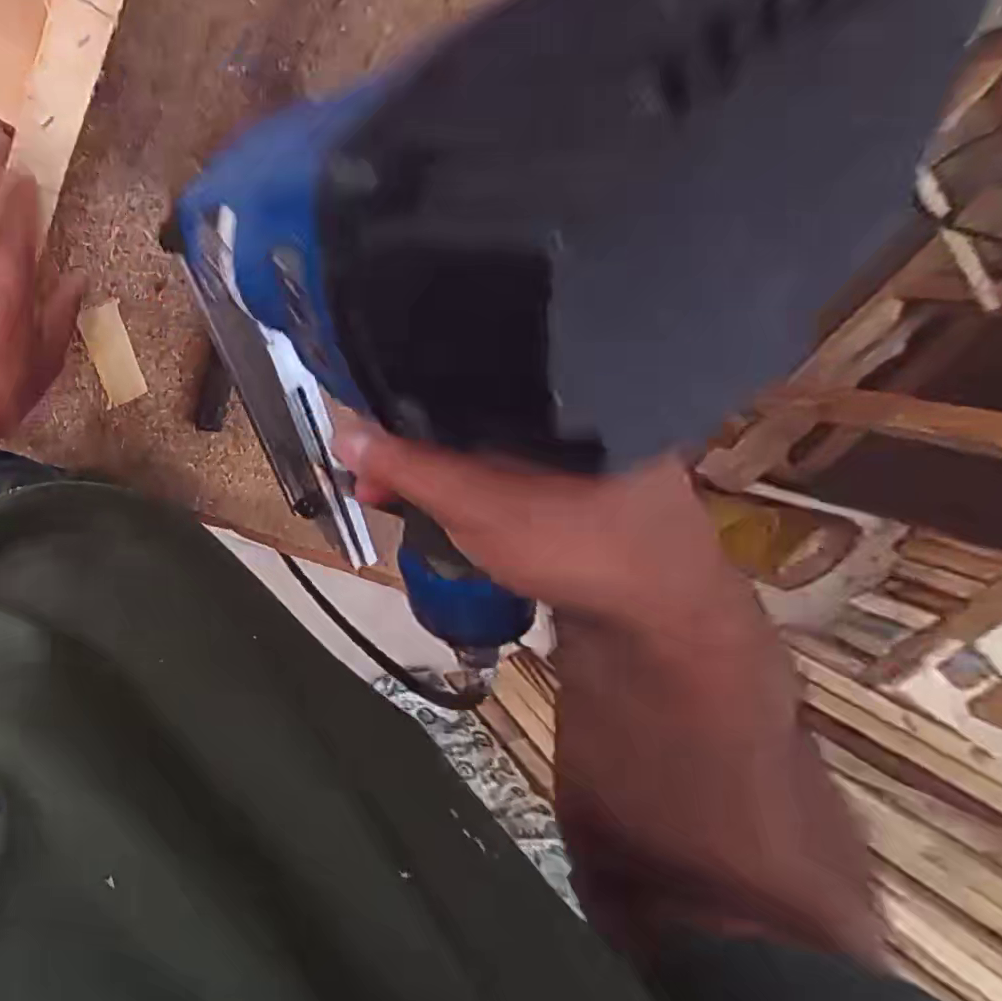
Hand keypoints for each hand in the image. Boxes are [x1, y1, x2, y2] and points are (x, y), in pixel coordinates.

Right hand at [332, 414, 741, 631]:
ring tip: (390, 495)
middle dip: (409, 451)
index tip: (366, 440)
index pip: (466, 379)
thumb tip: (345, 433)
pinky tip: (438, 505)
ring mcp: (577, 456)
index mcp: (564, 395)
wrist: (656, 621)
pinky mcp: (572, 489)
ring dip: (431, 473)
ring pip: (482, 450)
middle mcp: (573, 417)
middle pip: (468, 418)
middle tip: (371, 483)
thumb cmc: (575, 546)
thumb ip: (410, 469)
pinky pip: (499, 473)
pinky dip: (462, 487)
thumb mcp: (478, 506)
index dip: (405, 407)